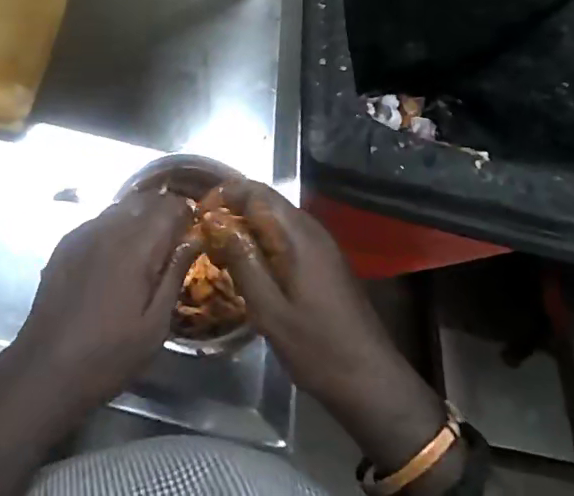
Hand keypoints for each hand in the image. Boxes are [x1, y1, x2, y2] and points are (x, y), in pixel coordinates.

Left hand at [5, 189, 201, 410]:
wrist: (47, 367)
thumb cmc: (109, 355)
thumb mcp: (154, 325)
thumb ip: (174, 275)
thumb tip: (192, 240)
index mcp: (135, 248)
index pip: (168, 207)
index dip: (186, 211)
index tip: (196, 225)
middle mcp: (108, 230)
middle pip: (142, 200)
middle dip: (163, 209)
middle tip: (176, 233)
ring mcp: (82, 234)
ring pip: (119, 208)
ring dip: (139, 216)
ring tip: (149, 243)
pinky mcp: (65, 244)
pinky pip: (98, 222)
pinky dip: (115, 226)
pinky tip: (117, 253)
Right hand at [202, 181, 452, 475]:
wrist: (373, 382)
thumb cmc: (317, 348)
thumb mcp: (269, 310)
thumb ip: (242, 259)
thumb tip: (215, 220)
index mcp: (299, 235)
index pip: (255, 191)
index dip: (223, 195)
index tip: (200, 217)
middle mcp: (312, 230)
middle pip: (265, 200)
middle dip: (232, 211)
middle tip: (206, 237)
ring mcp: (322, 245)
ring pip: (275, 218)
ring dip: (247, 227)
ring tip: (221, 254)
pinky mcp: (325, 262)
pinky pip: (287, 235)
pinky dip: (264, 241)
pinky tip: (251, 270)